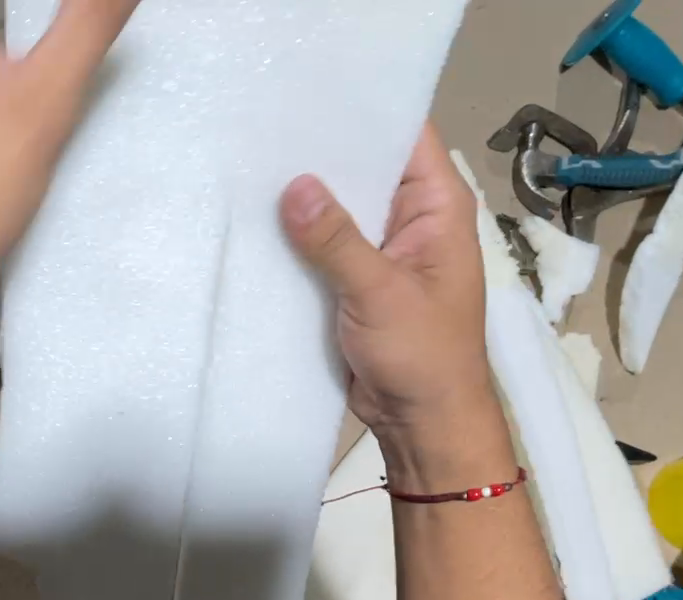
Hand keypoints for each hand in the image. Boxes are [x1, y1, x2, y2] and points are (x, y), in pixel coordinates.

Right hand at [279, 125, 495, 445]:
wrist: (418, 418)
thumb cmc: (421, 353)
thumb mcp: (380, 292)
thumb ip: (336, 241)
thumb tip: (294, 186)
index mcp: (435, 208)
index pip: (404, 138)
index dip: (362, 114)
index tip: (307, 98)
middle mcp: (406, 223)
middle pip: (362, 174)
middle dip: (318, 159)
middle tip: (261, 136)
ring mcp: (376, 256)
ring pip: (336, 216)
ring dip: (300, 205)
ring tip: (247, 175)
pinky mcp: (349, 287)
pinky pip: (319, 255)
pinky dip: (294, 246)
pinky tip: (255, 231)